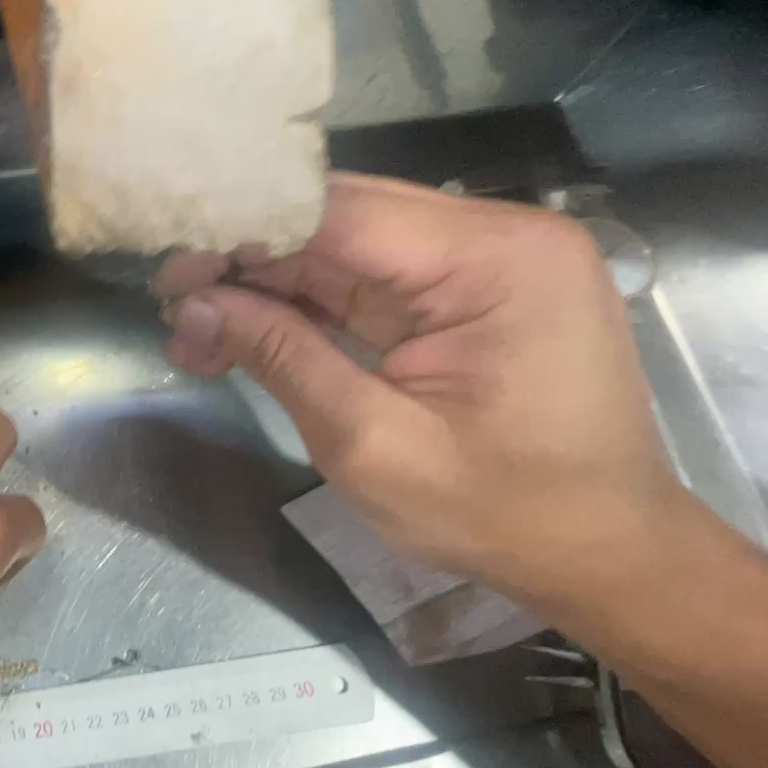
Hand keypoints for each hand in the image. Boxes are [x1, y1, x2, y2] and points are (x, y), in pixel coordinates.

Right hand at [156, 172, 686, 608]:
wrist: (598, 554)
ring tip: (189, 332)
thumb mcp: (369, 440)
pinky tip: (231, 337)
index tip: (170, 275)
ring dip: (255, 287)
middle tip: (169, 303)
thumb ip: (280, 357)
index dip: (241, 232)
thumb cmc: (498, 510)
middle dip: (241, 258)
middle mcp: (491, 237)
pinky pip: (349, 280)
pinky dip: (288, 308)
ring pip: (330, 247)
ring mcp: (474, 263)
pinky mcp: (452, 292)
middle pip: (332, 218)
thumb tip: (189, 307)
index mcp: (493, 260)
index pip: (337, 213)